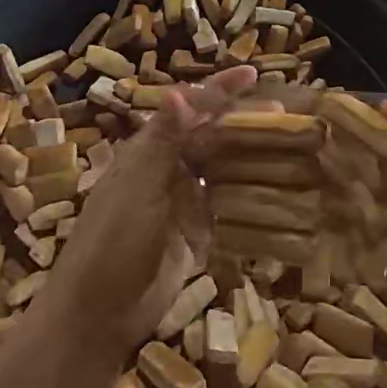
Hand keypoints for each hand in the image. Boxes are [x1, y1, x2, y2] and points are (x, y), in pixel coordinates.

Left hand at [29, 65, 257, 356]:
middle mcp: (167, 169)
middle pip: (211, 135)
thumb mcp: (138, 186)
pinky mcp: (196, 232)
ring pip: (222, 167)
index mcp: (149, 150)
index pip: (189, 109)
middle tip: (285, 115)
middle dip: (244, 122)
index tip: (252, 73)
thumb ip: (163, 140)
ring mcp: (182, 201)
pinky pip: (227, 203)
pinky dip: (249, 192)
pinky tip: (275, 185)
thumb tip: (181, 91)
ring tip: (288, 145)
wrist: (98, 314)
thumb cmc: (113, 241)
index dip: (219, 89)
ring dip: (250, 154)